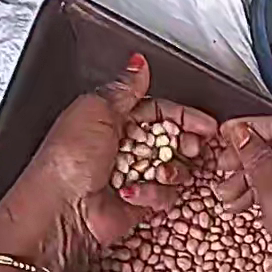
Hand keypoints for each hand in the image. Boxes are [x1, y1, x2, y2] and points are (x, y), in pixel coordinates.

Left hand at [20, 53, 214, 263]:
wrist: (64, 207)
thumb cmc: (70, 159)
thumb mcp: (96, 109)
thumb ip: (125, 88)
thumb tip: (138, 64)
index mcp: (116, 120)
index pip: (161, 112)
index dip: (185, 117)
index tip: (207, 125)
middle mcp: (128, 147)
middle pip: (174, 140)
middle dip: (187, 144)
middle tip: (191, 147)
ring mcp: (137, 175)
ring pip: (176, 169)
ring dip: (172, 170)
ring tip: (157, 172)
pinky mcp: (144, 201)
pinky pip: (168, 195)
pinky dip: (155, 194)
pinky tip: (135, 192)